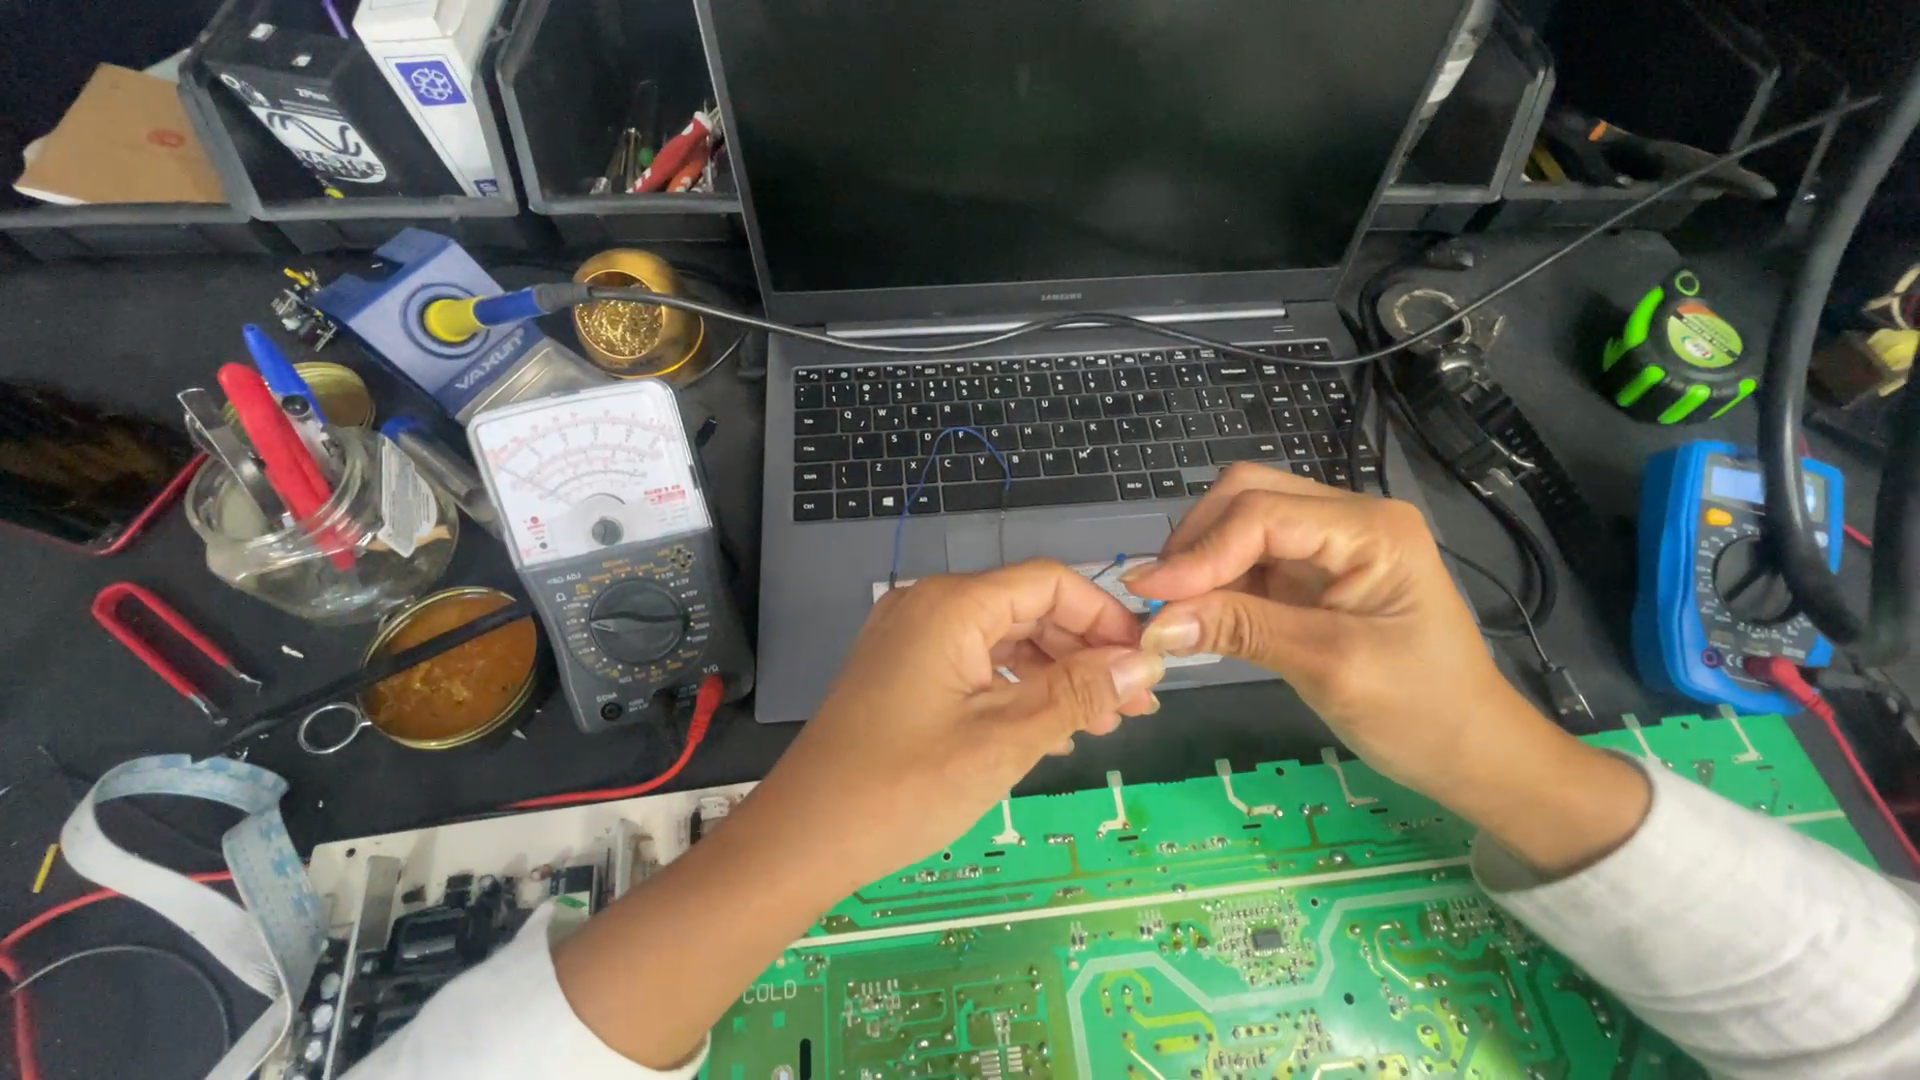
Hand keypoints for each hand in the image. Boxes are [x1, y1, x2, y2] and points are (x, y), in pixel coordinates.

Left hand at [744, 558, 1164, 892]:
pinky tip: (1050, 728)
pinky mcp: (903, 670)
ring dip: (1055, 675)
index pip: (1050, 584)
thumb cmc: (906, 785)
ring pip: (1003, 639)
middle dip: (1086, 652)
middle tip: (1135, 706)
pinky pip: (974, 663)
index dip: (1106, 618)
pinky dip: (1016, 689)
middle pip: (1028, 609)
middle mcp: (929, 605)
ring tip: (1102, 723)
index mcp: (952, 605)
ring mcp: (911, 638)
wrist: (804, 836)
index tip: (1146, 665)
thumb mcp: (1005, 740)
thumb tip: (1145, 662)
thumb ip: (1078, 693)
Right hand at [1124, 464, 1517, 793]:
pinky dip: (1215, 580)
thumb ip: (1242, 630)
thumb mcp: (1329, 668)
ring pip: (1240, 521)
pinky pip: (1248, 557)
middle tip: (1159, 598)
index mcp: (1370, 530)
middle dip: (1195, 541)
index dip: (1198, 552)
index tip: (1147, 597)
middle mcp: (1348, 520)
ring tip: (1173, 610)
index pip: (1261, 514)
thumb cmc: (1420, 712)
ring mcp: (1329, 543)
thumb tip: (1156, 623)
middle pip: (1247, 495)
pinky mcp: (1313, 572)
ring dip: (1200, 559)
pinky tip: (1200, 613)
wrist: (1471, 751)